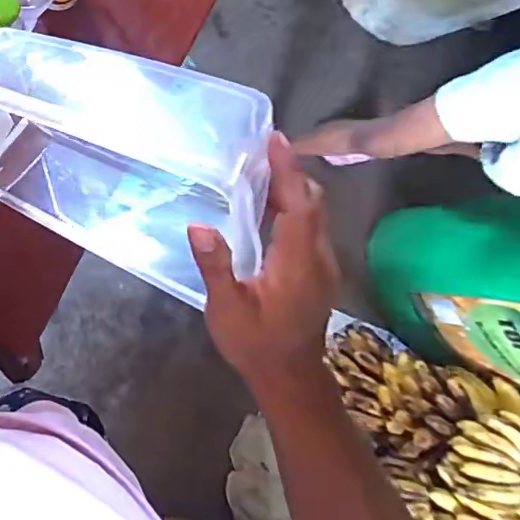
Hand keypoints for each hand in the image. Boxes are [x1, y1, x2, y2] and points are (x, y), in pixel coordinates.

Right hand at [189, 133, 337, 383]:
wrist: (291, 380)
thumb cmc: (256, 343)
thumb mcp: (227, 309)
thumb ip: (216, 267)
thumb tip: (199, 225)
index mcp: (297, 263)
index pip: (298, 206)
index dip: (287, 171)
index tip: (276, 139)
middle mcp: (317, 258)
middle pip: (312, 203)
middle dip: (290, 170)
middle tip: (260, 145)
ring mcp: (320, 264)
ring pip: (313, 212)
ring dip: (291, 185)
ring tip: (260, 164)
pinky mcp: (315, 269)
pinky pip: (308, 223)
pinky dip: (292, 202)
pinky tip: (266, 200)